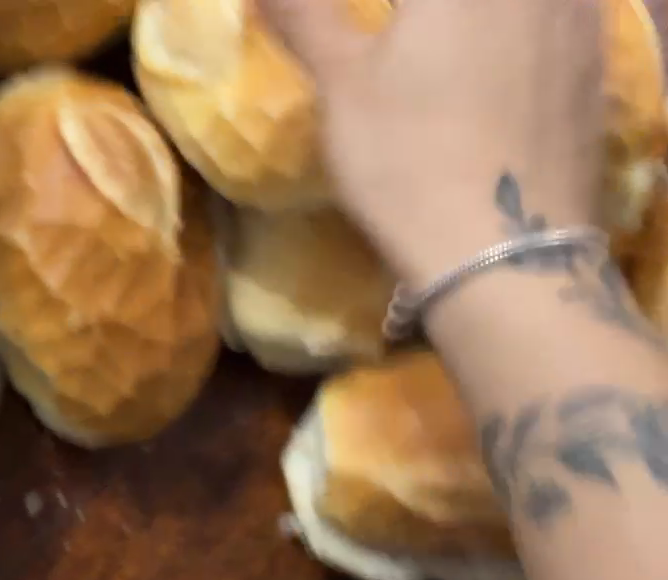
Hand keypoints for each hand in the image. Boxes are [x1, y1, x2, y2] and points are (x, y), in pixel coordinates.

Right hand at [261, 0, 604, 288]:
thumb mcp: (342, 87)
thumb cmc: (402, 156)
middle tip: (385, 35)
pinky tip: (493, 50)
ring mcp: (576, 10)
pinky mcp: (594, 49)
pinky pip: (562, 11)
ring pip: (512, 7)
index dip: (354, 6)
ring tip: (432, 43)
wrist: (498, 232)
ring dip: (463, 21)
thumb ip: (308, 19)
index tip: (335, 19)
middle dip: (414, 16)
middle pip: (450, 4)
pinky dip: (515, 25)